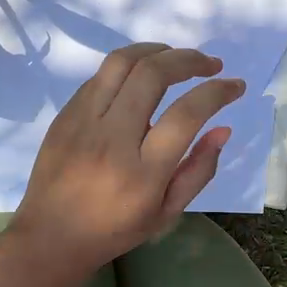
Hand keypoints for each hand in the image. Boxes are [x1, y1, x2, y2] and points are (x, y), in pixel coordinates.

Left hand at [11, 44, 244, 271]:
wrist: (50, 236)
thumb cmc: (115, 230)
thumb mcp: (167, 213)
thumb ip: (199, 170)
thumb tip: (223, 129)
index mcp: (143, 172)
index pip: (186, 114)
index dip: (217, 92)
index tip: (235, 86)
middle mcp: (112, 139)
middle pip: (152, 74)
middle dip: (189, 60)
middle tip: (210, 64)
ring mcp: (83, 122)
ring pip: (121, 62)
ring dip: (156, 50)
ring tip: (177, 57)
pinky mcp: (65, 115)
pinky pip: (99, 77)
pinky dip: (128, 68)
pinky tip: (142, 76)